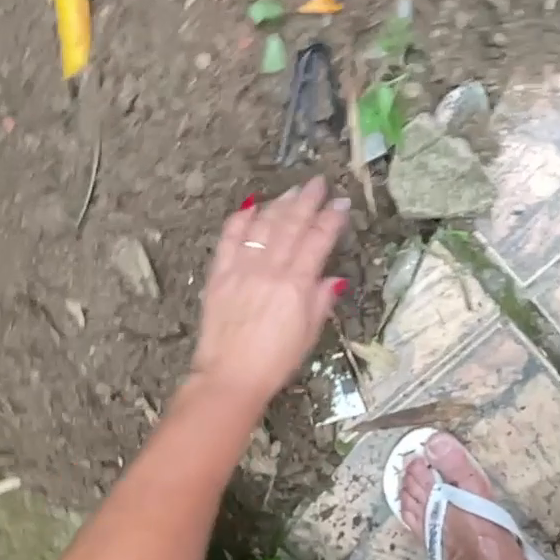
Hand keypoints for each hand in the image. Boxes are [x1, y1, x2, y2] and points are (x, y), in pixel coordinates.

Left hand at [186, 177, 349, 408]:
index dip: (331, 220)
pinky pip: (230, 238)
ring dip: (279, 204)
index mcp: (296, 286)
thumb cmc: (274, 363)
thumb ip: (320, 302)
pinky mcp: (219, 275)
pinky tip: (251, 206)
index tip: (341, 205)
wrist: (230, 376)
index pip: (318, 241)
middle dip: (308, 201)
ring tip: (292, 191)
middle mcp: (270, 270)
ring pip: (264, 225)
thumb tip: (333, 279)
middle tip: (319, 183)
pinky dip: (241, 219)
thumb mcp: (308, 335)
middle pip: (292, 225)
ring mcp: (242, 270)